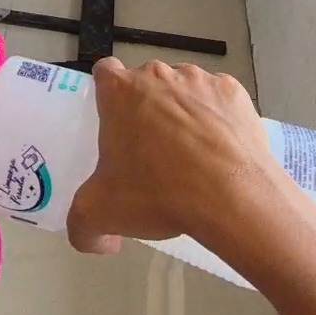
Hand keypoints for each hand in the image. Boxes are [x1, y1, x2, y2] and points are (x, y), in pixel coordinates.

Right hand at [67, 58, 287, 254]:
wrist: (233, 197)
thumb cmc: (158, 194)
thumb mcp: (100, 215)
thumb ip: (82, 228)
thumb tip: (99, 242)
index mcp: (120, 91)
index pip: (104, 72)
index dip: (108, 94)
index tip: (115, 121)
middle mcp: (157, 74)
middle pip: (146, 83)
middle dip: (147, 108)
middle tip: (151, 150)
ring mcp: (199, 78)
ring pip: (183, 89)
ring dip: (183, 111)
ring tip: (192, 155)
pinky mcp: (233, 91)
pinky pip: (218, 100)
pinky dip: (217, 117)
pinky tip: (221, 150)